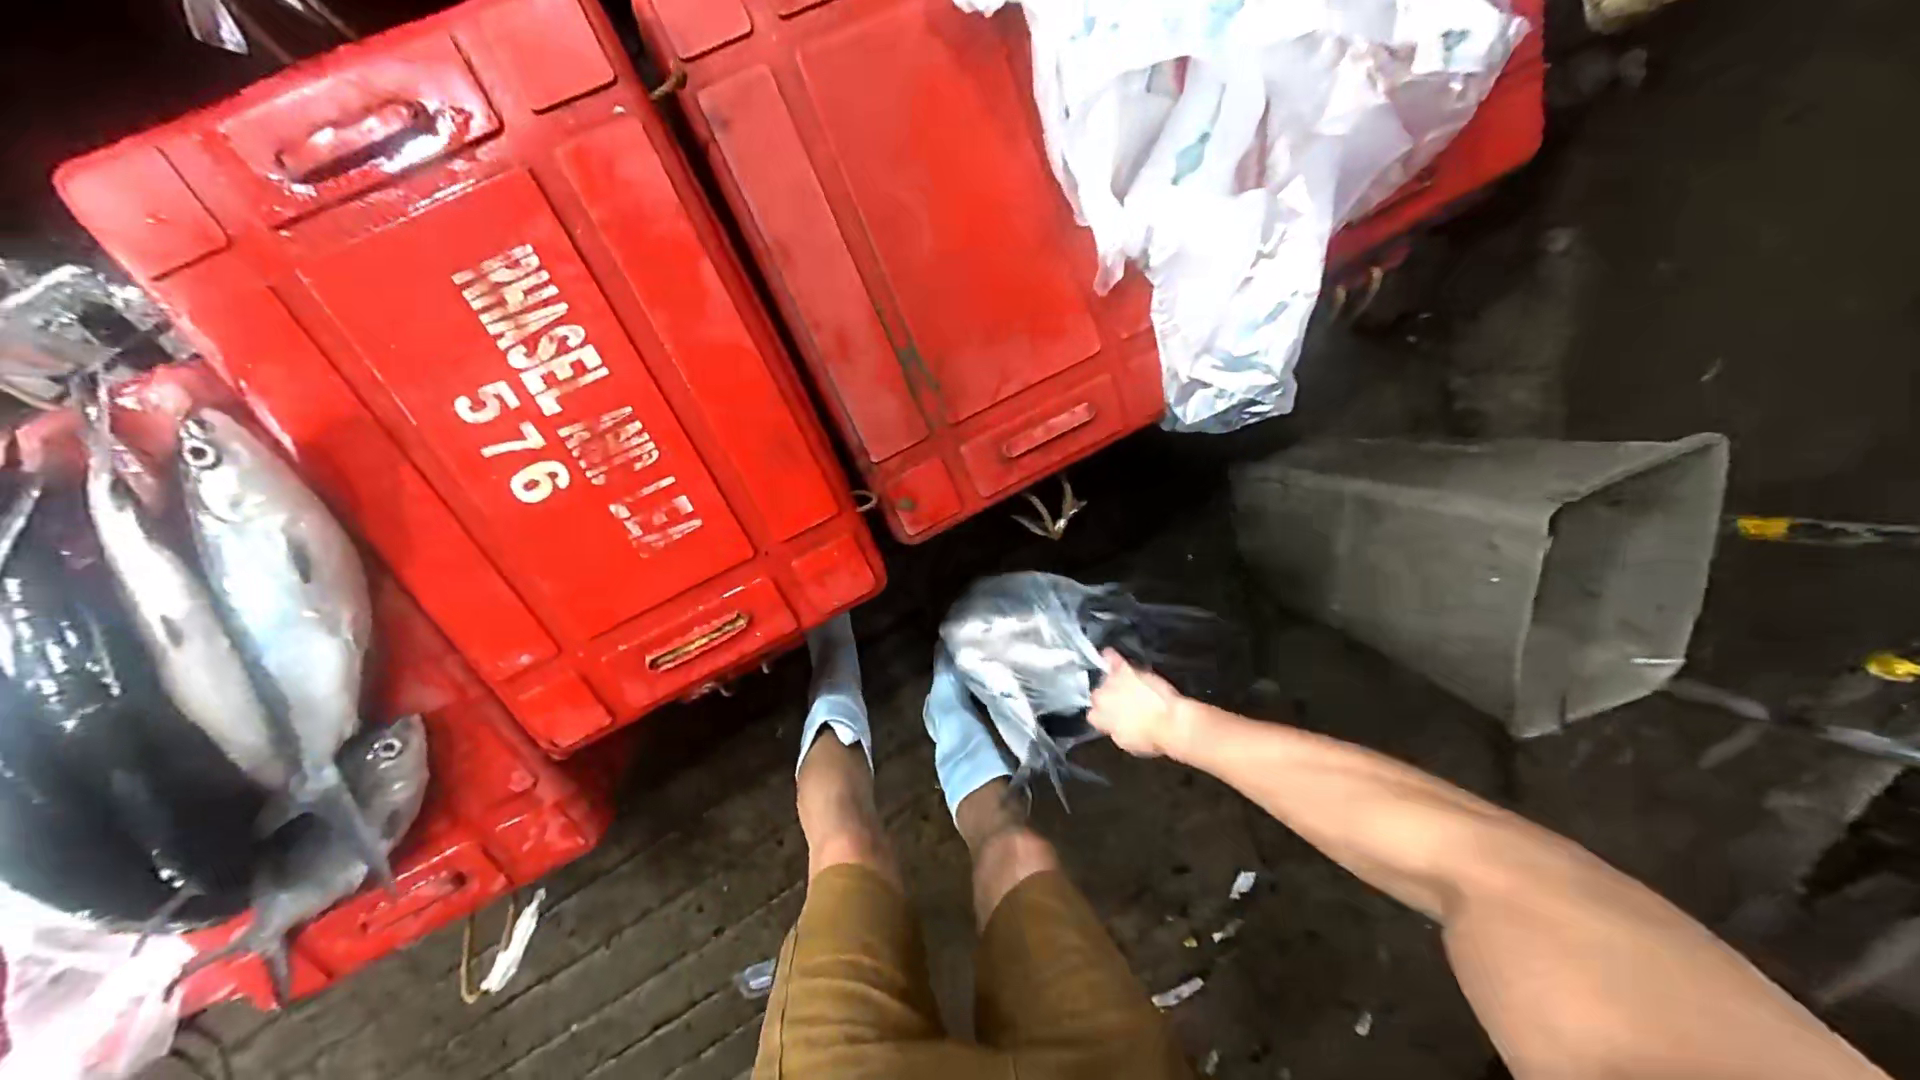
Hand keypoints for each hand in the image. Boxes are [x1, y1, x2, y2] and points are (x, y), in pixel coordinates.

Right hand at [1088, 650, 1189, 758]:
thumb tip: (1113, 724)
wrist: (1170, 722)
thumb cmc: (1151, 737)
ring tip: (1124, 685)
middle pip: (1097, 695)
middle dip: (1108, 698)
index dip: (1103, 716)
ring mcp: (1112, 681)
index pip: (1093, 715)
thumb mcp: (1126, 742)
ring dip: (1113, 682)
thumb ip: (1114, 730)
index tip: (1113, 717)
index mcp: (1100, 718)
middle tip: (1123, 703)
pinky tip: (1108, 654)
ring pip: (1105, 678)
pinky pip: (1112, 658)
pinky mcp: (1126, 669)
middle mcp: (1101, 698)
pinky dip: (1110, 656)